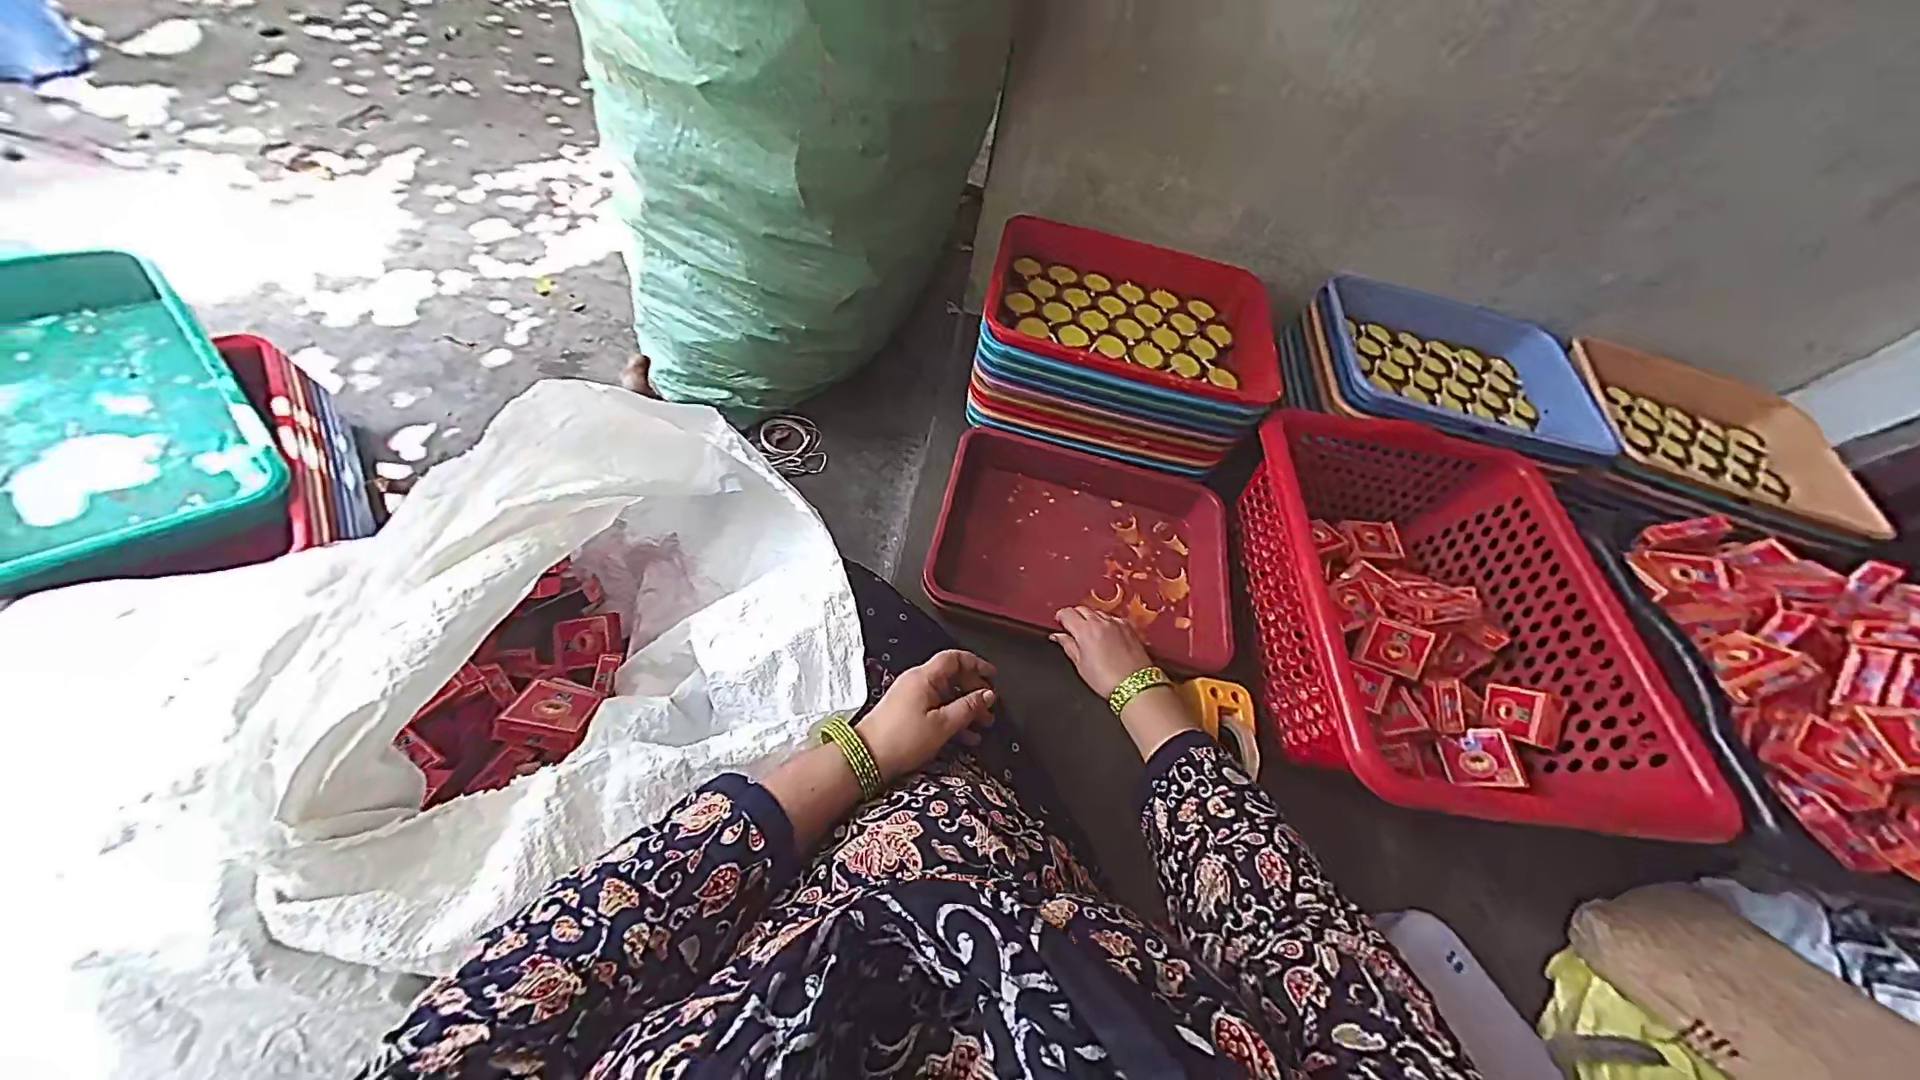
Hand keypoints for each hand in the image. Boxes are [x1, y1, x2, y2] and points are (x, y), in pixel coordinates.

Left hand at [857, 650, 996, 780]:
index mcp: (924, 677)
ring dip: (965, 707)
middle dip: (974, 690)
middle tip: (989, 706)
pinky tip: (964, 735)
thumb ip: (968, 707)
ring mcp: (910, 696)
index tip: (992, 675)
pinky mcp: (906, 711)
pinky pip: (935, 707)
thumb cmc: (901, 739)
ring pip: (945, 695)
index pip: (954, 658)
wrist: (866, 758)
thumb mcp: (943, 725)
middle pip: (952, 677)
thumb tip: (987, 695)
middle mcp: (916, 681)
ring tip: (981, 725)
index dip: (976, 663)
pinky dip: (951, 717)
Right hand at [1051, 606, 1154, 696]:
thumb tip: (1058, 636)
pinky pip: (1112, 618)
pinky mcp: (1129, 628)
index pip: (1067, 613)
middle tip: (1071, 627)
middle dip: (1074, 615)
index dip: (1060, 616)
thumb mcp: (1080, 665)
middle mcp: (1100, 622)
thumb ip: (1068, 646)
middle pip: (1082, 609)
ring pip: (1097, 612)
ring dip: (1090, 618)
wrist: (1134, 685)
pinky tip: (1105, 633)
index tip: (1059, 622)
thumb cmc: (1106, 680)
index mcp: (1084, 630)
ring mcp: (1116, 623)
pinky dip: (1105, 621)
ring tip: (1088, 632)